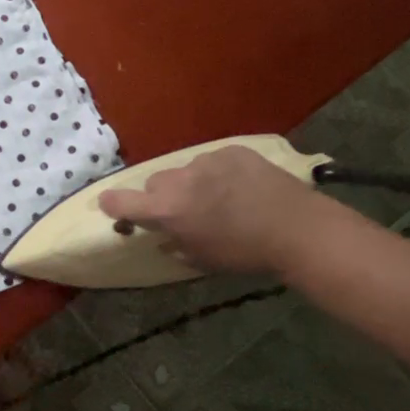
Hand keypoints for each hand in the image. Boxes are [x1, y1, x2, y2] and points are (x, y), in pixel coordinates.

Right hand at [96, 146, 339, 273]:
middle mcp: (179, 180)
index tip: (110, 207)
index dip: (111, 204)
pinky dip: (218, 173)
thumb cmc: (245, 254)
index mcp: (166, 210)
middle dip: (161, 196)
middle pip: (154, 182)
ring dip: (191, 184)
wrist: (299, 230)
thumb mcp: (202, 259)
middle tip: (183, 211)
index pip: (120, 201)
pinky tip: (239, 186)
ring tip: (218, 197)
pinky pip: (213, 161)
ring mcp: (206, 161)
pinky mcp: (232, 150)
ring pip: (185, 171)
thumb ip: (174, 245)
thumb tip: (165, 238)